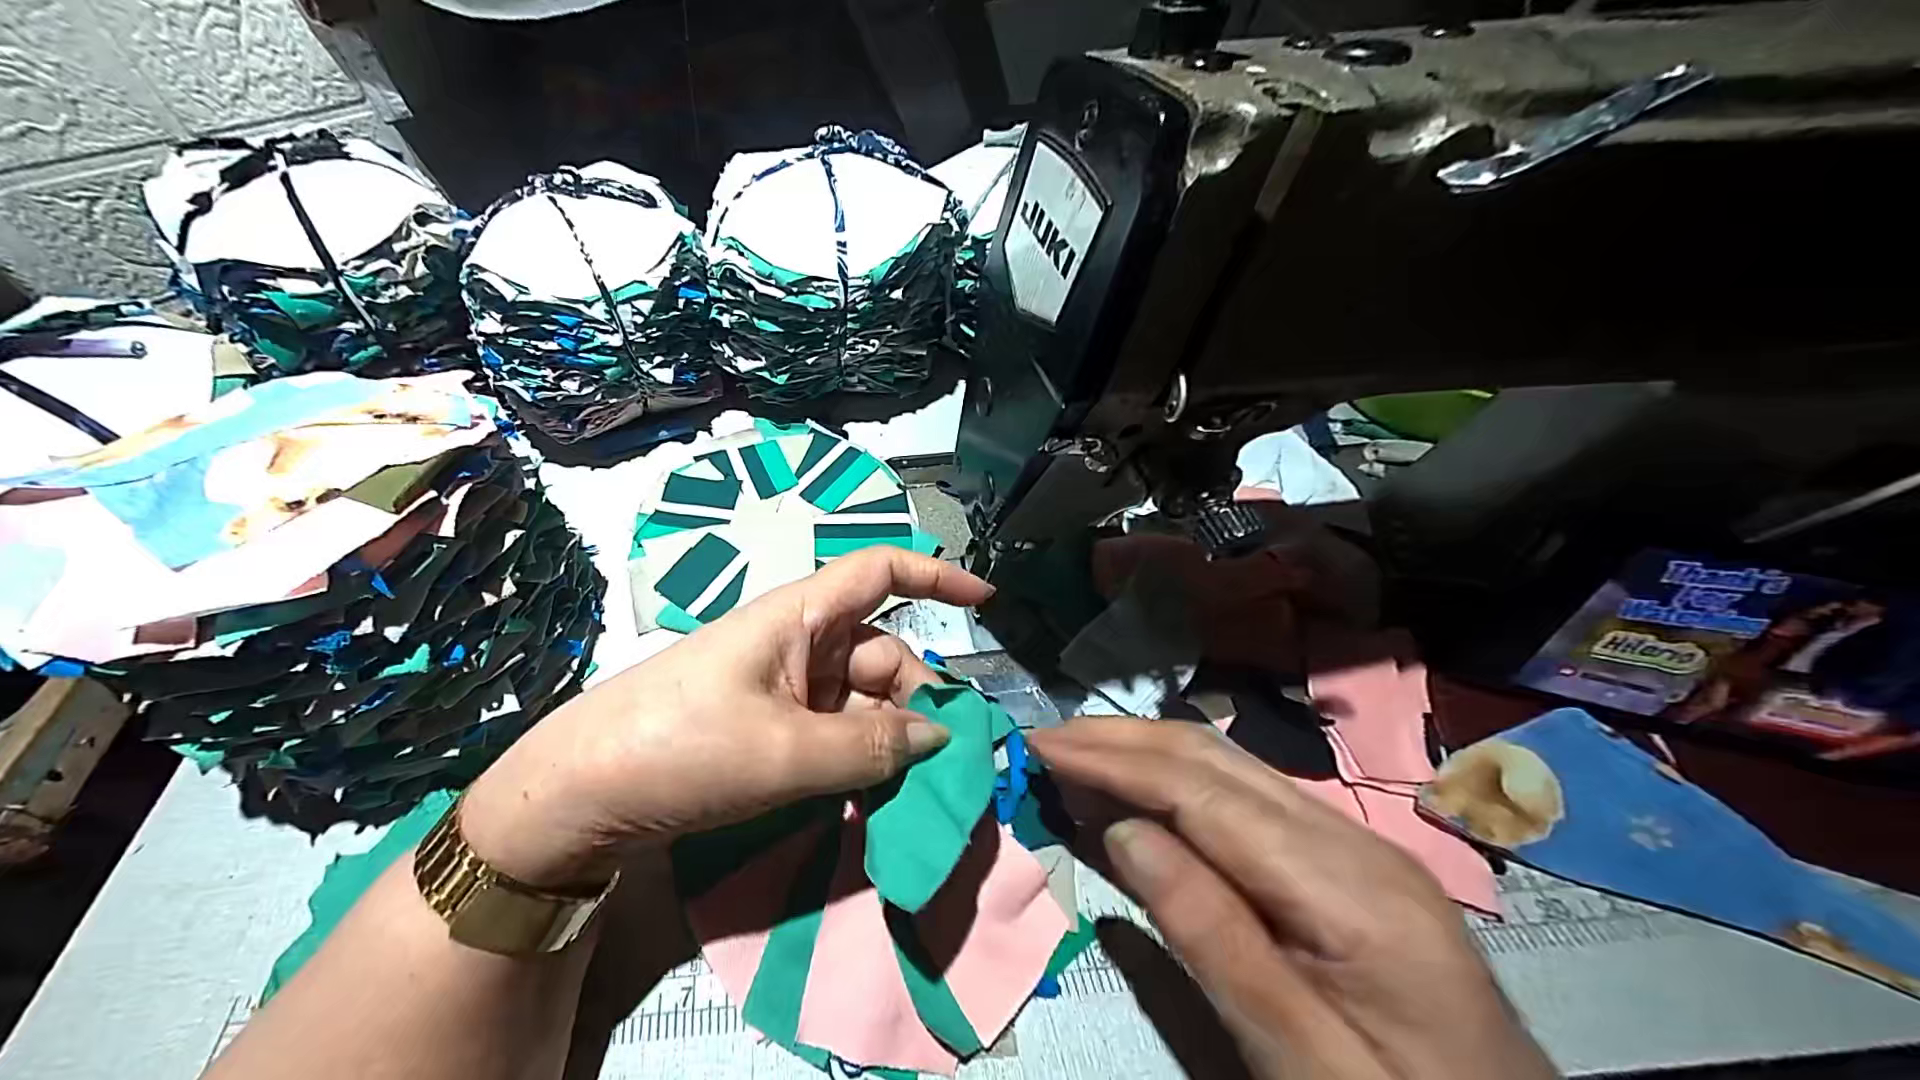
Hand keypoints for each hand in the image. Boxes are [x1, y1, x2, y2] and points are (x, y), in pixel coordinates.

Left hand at [459, 548, 992, 889]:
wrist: (579, 795)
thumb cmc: (682, 748)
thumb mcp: (786, 752)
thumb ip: (871, 745)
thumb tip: (938, 739)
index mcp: (802, 616)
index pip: (881, 573)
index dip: (936, 577)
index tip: (986, 600)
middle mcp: (802, 642)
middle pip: (885, 653)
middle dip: (923, 698)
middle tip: (953, 758)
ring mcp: (788, 686)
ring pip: (866, 698)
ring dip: (895, 736)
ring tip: (919, 789)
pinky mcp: (775, 725)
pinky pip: (839, 729)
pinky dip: (865, 754)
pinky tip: (881, 792)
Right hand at [1027, 717, 1555, 1079]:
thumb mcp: (1301, 1060)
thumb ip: (1211, 937)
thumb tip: (1124, 831)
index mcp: (1348, 888)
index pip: (1203, 792)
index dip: (1115, 761)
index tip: (1042, 747)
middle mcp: (1350, 838)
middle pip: (1214, 759)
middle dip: (1121, 740)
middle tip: (1045, 740)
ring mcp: (1350, 842)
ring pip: (1227, 767)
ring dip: (1143, 753)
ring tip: (1076, 756)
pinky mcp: (1340, 858)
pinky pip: (1243, 799)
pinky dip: (1176, 784)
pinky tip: (1139, 795)